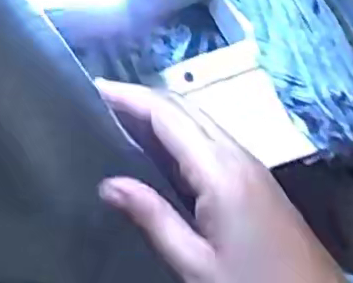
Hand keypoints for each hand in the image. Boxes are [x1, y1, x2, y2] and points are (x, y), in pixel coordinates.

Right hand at [97, 80, 343, 282]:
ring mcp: (249, 160)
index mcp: (218, 167)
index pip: (166, 114)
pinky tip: (163, 144)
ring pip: (198, 116)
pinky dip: (181, 126)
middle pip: (183, 106)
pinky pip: (211, 134)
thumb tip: (109, 184)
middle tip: (104, 100)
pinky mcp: (256, 174)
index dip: (130, 95)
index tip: (96, 87)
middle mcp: (234, 151)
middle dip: (143, 96)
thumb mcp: (197, 265)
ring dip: (162, 108)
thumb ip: (153, 219)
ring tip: (125, 115)